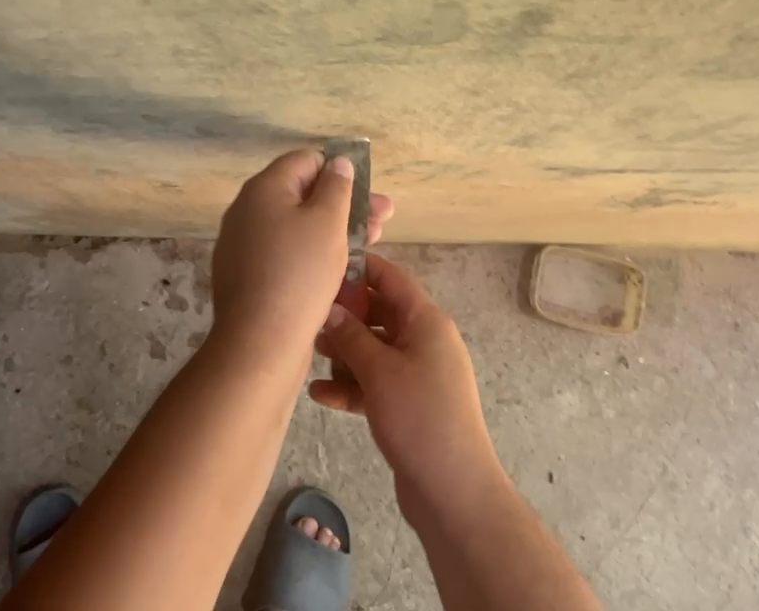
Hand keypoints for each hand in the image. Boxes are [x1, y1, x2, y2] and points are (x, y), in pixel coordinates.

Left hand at [210, 150, 395, 359]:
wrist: (260, 343)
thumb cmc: (299, 274)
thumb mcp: (327, 222)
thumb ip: (336, 187)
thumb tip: (337, 162)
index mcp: (263, 189)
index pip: (305, 160)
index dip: (338, 169)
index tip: (367, 190)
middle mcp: (247, 211)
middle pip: (302, 194)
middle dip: (345, 203)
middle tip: (384, 217)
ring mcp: (244, 245)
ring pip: (297, 226)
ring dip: (335, 229)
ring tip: (372, 241)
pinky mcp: (248, 276)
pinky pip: (286, 253)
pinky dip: (313, 253)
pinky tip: (342, 267)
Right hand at [311, 254, 501, 523]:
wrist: (453, 489)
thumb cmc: (418, 416)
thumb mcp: (379, 370)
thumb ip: (351, 335)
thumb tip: (330, 309)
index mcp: (426, 321)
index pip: (390, 277)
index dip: (358, 268)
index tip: (321, 269)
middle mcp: (424, 340)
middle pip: (379, 313)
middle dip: (344, 317)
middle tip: (306, 321)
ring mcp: (417, 374)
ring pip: (373, 350)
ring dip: (343, 353)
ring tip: (308, 357)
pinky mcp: (408, 404)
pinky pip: (374, 383)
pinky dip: (350, 385)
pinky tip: (319, 394)